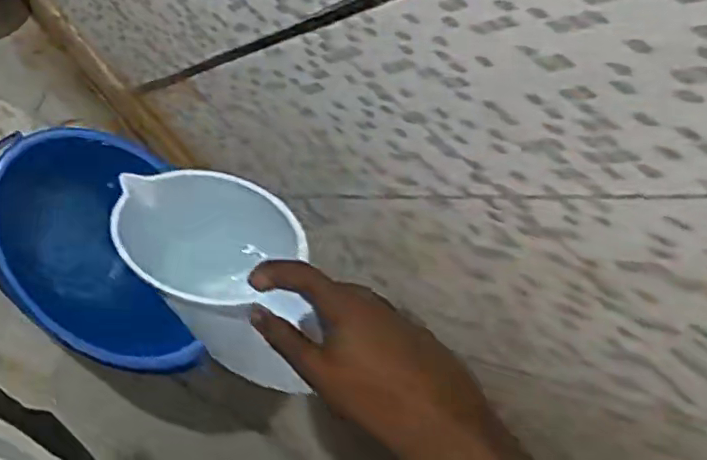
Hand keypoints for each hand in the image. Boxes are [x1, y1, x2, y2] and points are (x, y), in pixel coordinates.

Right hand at [250, 261, 528, 459]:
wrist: (458, 440)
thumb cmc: (377, 401)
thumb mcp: (319, 373)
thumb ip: (283, 337)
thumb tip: (257, 311)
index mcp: (347, 304)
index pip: (300, 272)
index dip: (272, 272)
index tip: (254, 283)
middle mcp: (377, 305)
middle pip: (333, 288)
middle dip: (307, 294)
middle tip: (293, 313)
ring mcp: (409, 324)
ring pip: (363, 307)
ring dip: (340, 313)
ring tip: (331, 338)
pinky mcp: (431, 346)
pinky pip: (388, 326)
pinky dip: (369, 331)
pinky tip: (371, 359)